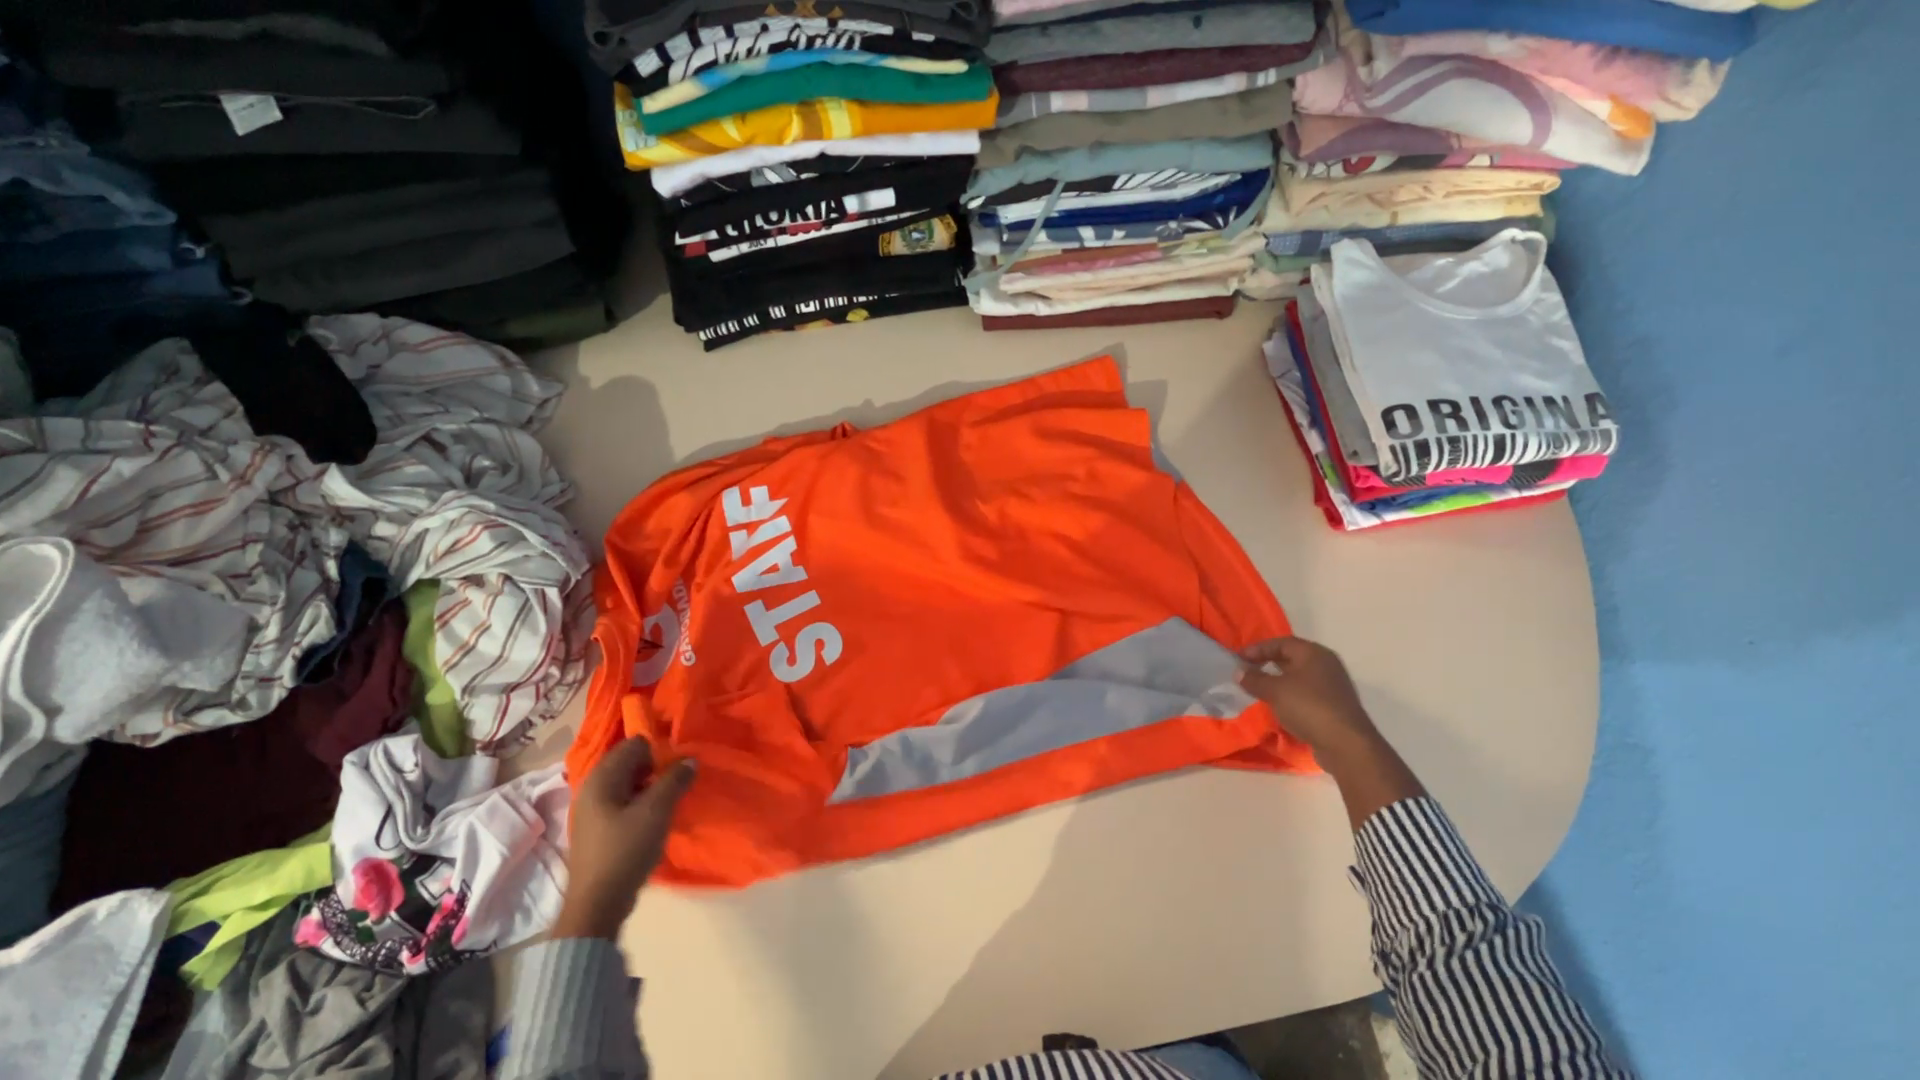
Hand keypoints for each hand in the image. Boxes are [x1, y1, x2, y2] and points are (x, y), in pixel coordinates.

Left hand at [553, 737, 696, 939]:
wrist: (596, 904)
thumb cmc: (625, 851)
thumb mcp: (656, 812)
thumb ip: (674, 781)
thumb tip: (690, 759)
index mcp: (602, 778)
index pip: (633, 744)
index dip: (659, 751)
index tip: (678, 768)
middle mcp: (592, 788)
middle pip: (629, 763)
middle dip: (655, 769)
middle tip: (678, 785)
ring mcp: (592, 810)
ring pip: (627, 785)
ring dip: (649, 789)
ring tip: (670, 802)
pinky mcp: (597, 830)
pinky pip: (622, 804)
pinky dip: (640, 805)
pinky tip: (654, 821)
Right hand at [1236, 636, 1423, 827]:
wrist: (1345, 743)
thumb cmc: (1308, 707)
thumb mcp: (1275, 691)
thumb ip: (1255, 679)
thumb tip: (1238, 672)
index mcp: (1314, 653)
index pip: (1281, 642)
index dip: (1258, 649)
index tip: (1238, 659)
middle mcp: (1326, 665)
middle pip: (1291, 658)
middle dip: (1268, 664)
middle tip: (1247, 672)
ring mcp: (1332, 686)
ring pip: (1298, 677)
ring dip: (1278, 682)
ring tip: (1259, 690)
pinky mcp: (1333, 706)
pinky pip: (1305, 694)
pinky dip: (1289, 696)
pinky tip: (1278, 707)